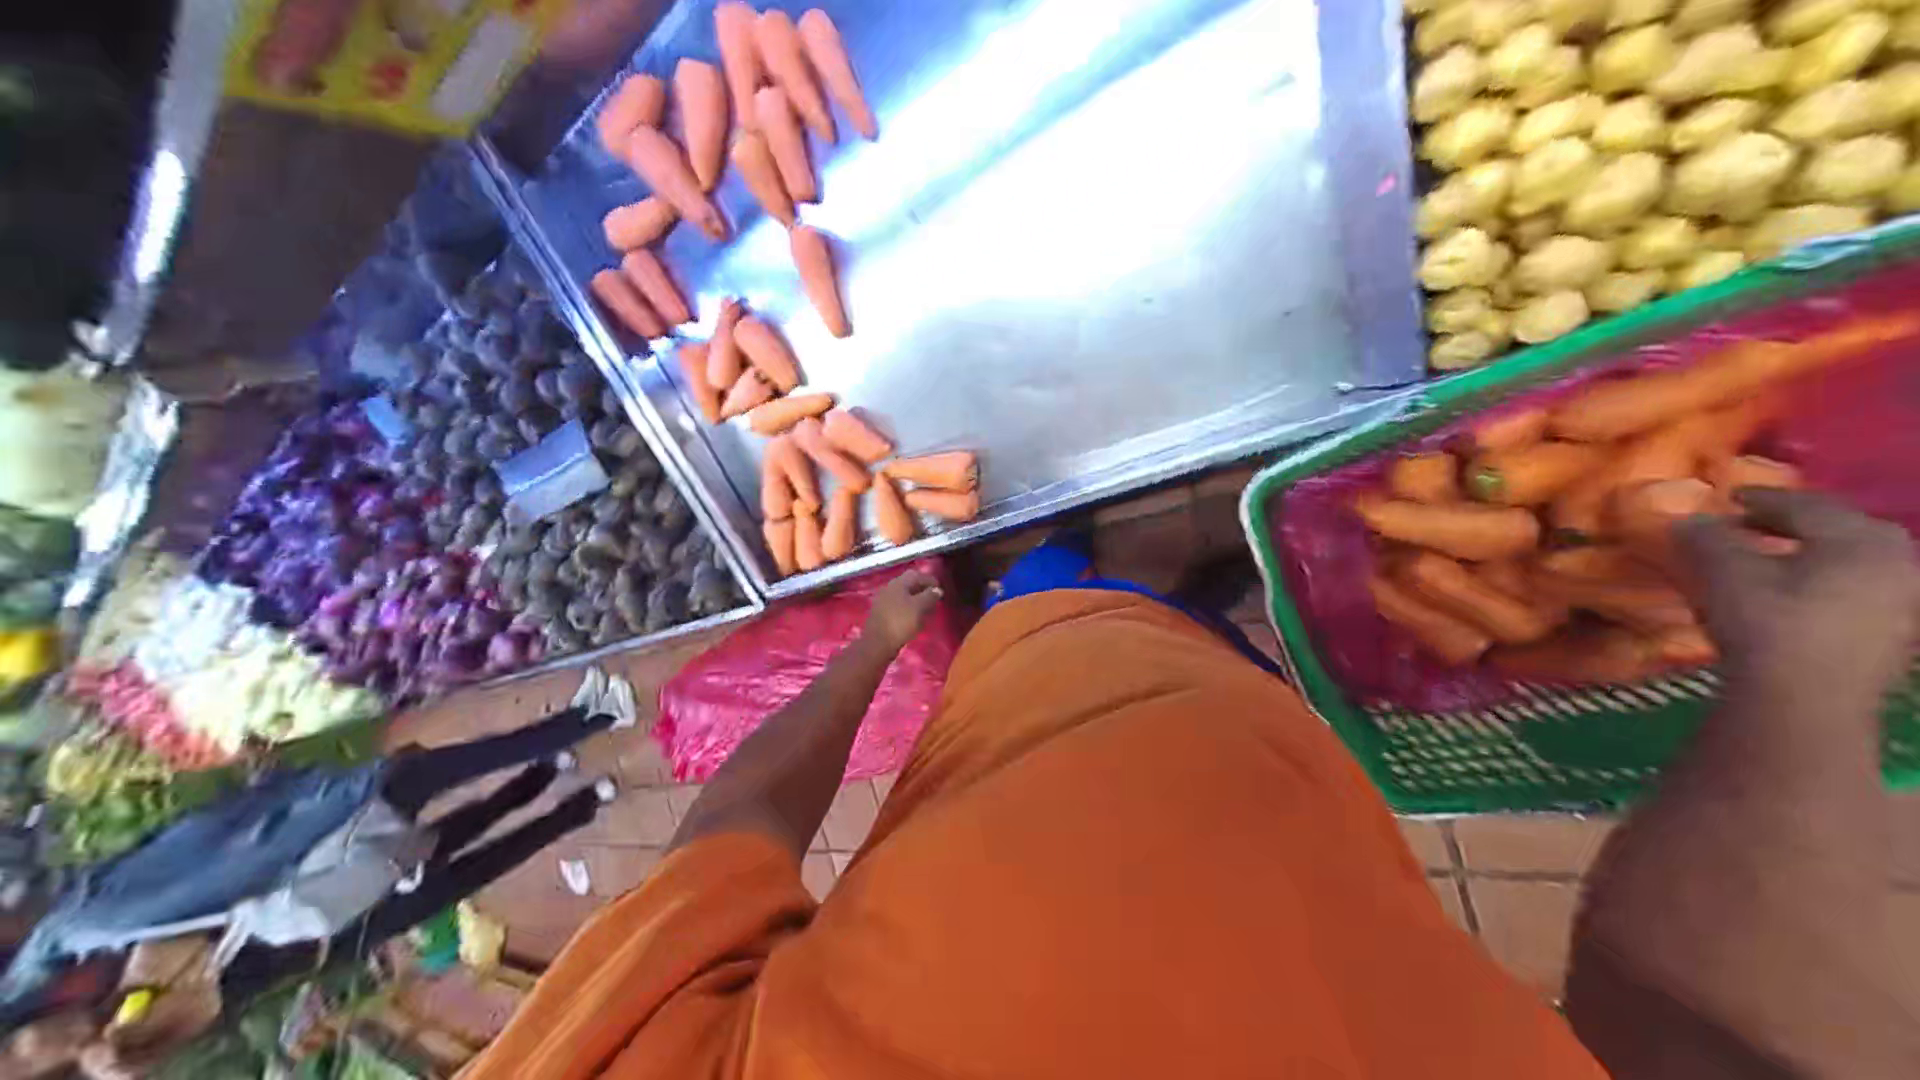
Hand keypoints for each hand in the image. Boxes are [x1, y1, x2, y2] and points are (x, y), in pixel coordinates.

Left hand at [863, 570, 942, 652]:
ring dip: (915, 600)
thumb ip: (930, 596)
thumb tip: (937, 589)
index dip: (929, 580)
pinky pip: (898, 606)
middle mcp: (889, 589)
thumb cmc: (901, 622)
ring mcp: (883, 601)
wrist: (878, 643)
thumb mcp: (920, 607)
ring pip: (903, 596)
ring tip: (926, 609)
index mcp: (898, 583)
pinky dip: (908, 609)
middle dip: (922, 590)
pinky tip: (913, 617)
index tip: (940, 589)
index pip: (916, 575)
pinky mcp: (881, 614)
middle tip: (934, 598)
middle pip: (908, 584)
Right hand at [1677, 489, 1919, 717]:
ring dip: (1810, 552)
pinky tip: (1792, 589)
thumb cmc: (1766, 622)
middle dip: (1794, 523)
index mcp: (1861, 539)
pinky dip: (1823, 577)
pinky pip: (1858, 586)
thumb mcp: (1721, 572)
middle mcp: (1898, 559)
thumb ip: (1705, 539)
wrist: (1807, 695)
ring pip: (1852, 559)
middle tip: (1751, 524)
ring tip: (1770, 557)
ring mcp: (1906, 597)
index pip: (1806, 505)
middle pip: (1842, 529)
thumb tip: (1691, 520)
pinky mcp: (1898, 628)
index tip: (1729, 496)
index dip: (1762, 498)